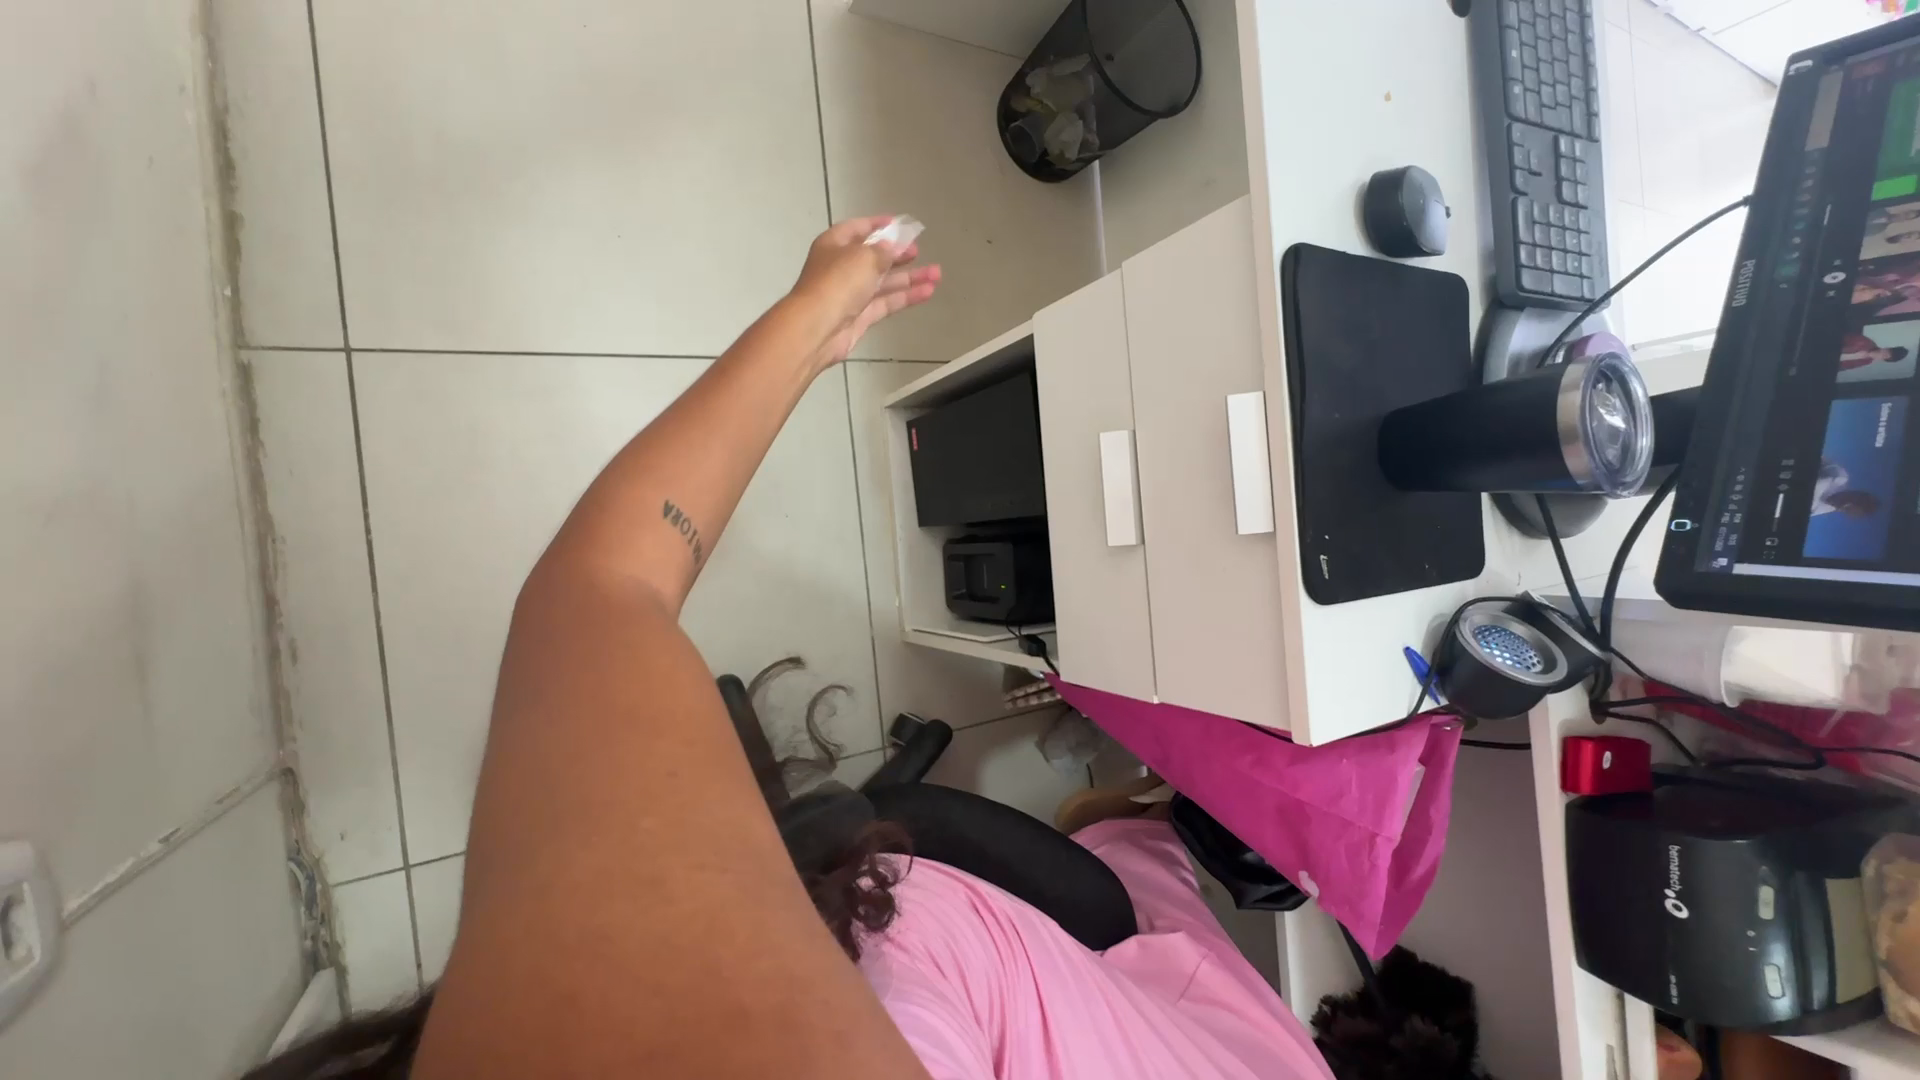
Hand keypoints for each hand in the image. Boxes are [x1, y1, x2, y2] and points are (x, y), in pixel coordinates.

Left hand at [789, 216, 941, 365]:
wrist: (818, 328)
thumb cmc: (838, 282)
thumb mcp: (864, 257)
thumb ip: (883, 250)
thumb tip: (892, 247)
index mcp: (835, 244)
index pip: (858, 228)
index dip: (878, 225)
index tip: (899, 224)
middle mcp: (842, 267)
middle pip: (874, 257)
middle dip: (897, 254)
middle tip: (918, 251)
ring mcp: (851, 294)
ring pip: (884, 282)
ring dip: (910, 277)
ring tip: (936, 274)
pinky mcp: (861, 316)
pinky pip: (887, 302)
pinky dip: (906, 296)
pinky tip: (928, 292)